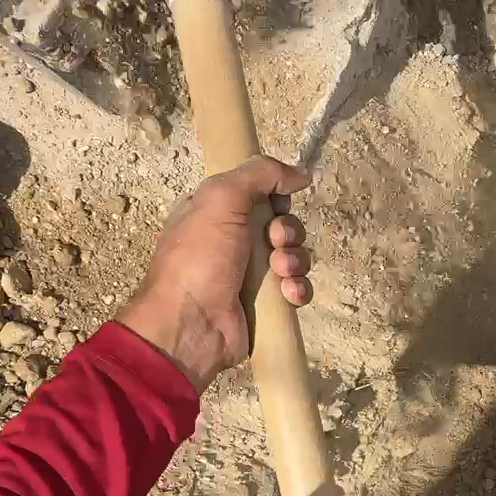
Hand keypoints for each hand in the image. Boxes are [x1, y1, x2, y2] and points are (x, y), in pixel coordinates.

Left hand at [115, 156, 314, 391]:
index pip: (261, 194)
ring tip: (281, 272)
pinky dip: (299, 290)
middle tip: (275, 242)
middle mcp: (235, 240)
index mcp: (217, 212)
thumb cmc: (199, 256)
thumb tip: (302, 173)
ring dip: (296, 261)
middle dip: (288, 232)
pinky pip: (298, 289)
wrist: (193, 322)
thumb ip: (260, 174)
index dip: (276, 197)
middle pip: (283, 225)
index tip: (277, 204)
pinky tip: (288, 295)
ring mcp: (252, 274)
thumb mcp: (221, 197)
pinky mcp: (268, 303)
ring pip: (295, 257)